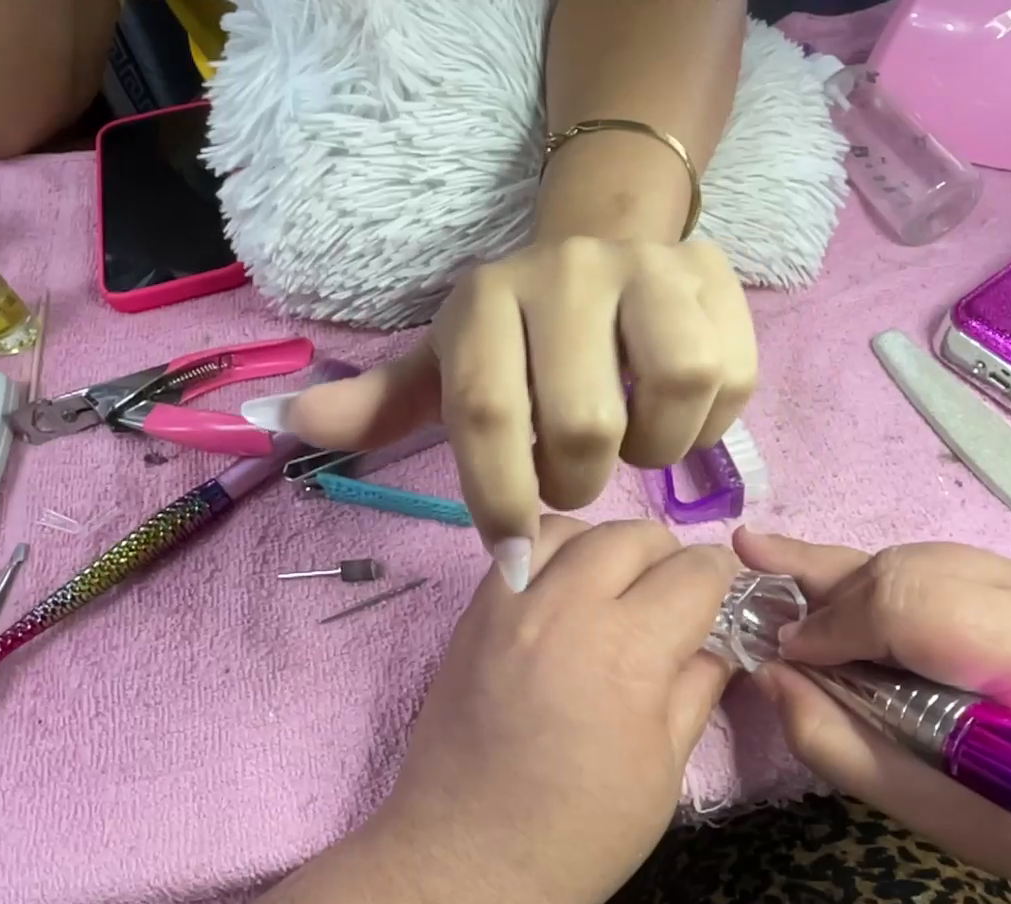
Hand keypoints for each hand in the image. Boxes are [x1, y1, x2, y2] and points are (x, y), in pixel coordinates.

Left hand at [261, 238, 757, 592]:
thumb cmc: (511, 333)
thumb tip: (281, 423)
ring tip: (629, 441)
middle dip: (579, 480)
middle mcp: (563, 271)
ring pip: (671, 397)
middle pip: (585, 425)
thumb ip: (375, 405)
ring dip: (652, 449)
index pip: (485, 418)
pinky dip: (706, 421)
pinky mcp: (713, 274)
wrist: (597, 243)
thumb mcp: (440, 368)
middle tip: (572, 474)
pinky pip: (729, 378)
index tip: (514, 554)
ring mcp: (646, 267)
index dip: (500, 502)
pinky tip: (672, 413)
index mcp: (483, 302)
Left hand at [367, 515, 738, 903]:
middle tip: (674, 599)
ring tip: (615, 588)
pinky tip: (562, 595)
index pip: (694, 573)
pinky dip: (552, 555)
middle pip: (635, 536)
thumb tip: (715, 643)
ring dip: (607, 547)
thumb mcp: (662, 771)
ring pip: (573, 530)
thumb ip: (695, 689)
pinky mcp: (473, 614)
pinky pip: (518, 552)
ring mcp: (510, 605)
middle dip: (669, 558)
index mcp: (627, 651)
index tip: (724, 598)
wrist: (464, 860)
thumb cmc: (577, 837)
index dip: (721, 580)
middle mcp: (566, 608)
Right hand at [732, 530, 1010, 903]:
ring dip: (844, 581)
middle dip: (831, 599)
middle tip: (775, 626)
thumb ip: (830, 737)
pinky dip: (874, 579)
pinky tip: (817, 568)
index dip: (834, 626)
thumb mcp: (914, 803)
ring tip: (776, 577)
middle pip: (906, 570)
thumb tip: (767, 670)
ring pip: (913, 558)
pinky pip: (932, 565)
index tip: (783, 655)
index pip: (912, 606)